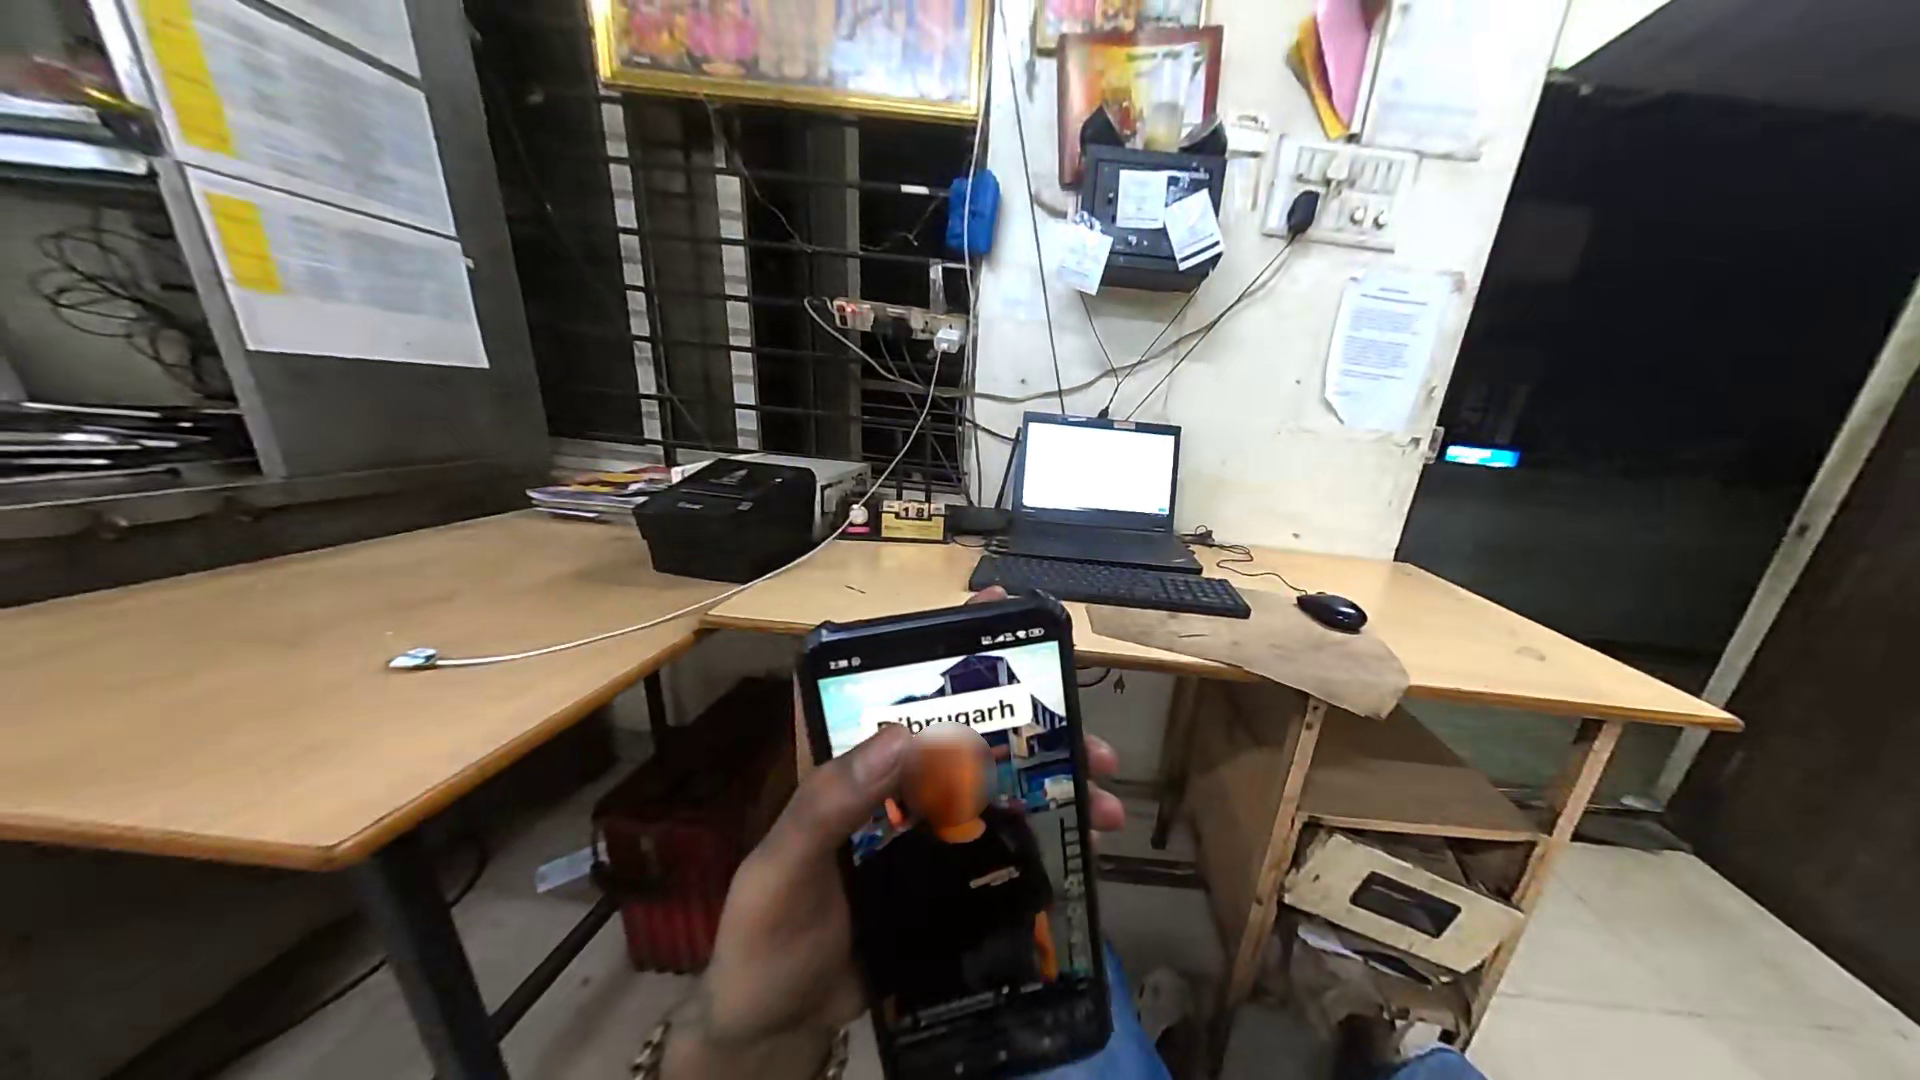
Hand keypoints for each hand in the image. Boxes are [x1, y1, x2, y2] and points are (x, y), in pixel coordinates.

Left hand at [663, 590, 1126, 1078]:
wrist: (778, 1024)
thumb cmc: (763, 938)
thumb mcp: (782, 869)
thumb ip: (825, 807)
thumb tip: (900, 736)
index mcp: (845, 760)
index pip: (886, 684)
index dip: (937, 641)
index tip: (995, 612)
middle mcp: (889, 779)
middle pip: (960, 731)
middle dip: (1028, 722)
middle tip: (1086, 736)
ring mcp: (920, 824)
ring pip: (991, 782)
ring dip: (1051, 780)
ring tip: (1104, 797)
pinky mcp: (944, 870)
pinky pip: (998, 839)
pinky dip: (1042, 833)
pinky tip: (1085, 841)